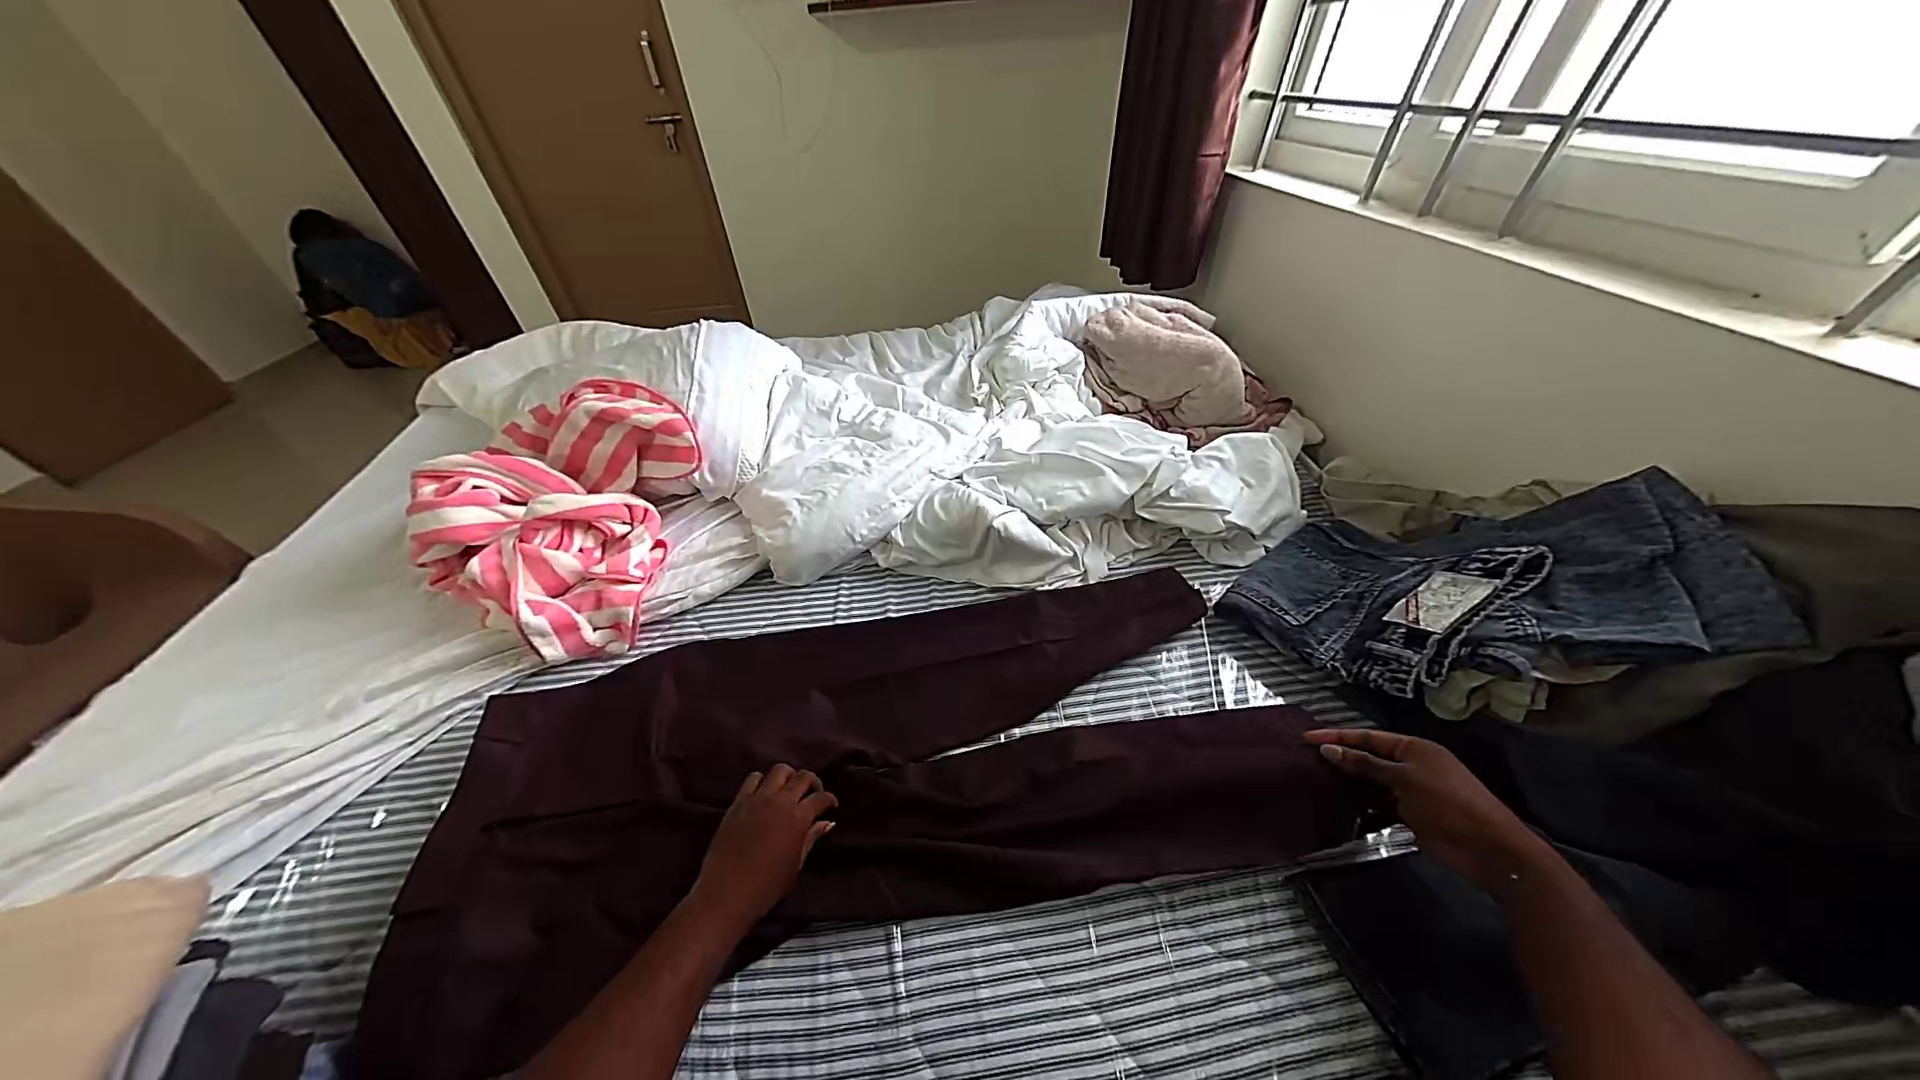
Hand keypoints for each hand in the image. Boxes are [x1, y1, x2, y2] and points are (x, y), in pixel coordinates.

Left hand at [689, 765, 837, 929]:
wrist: (726, 893)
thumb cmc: (767, 886)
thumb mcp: (796, 864)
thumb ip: (811, 838)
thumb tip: (827, 823)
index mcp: (798, 817)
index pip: (820, 798)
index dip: (830, 799)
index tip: (831, 805)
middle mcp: (780, 801)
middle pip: (802, 776)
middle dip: (813, 782)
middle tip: (813, 794)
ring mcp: (757, 799)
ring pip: (779, 770)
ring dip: (789, 777)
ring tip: (789, 790)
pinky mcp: (738, 802)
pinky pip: (752, 779)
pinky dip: (762, 781)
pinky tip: (764, 794)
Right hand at [1304, 728, 1553, 893]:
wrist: (1490, 850)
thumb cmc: (1449, 803)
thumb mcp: (1404, 778)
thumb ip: (1365, 764)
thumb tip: (1329, 750)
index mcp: (1414, 748)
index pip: (1367, 736)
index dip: (1336, 736)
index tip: (1307, 738)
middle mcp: (1411, 766)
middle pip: (1368, 757)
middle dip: (1340, 758)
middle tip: (1307, 760)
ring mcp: (1411, 792)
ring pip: (1370, 782)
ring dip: (1348, 783)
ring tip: (1316, 782)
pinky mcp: (1410, 815)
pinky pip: (1378, 806)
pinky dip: (1361, 807)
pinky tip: (1340, 808)